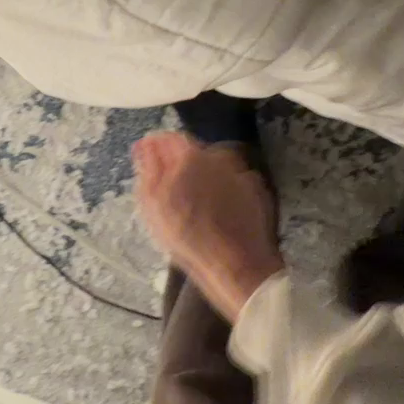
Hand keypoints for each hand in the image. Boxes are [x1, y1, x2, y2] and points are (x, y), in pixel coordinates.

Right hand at [134, 131, 283, 322]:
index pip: (169, 138)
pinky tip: (219, 211)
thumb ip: (148, 169)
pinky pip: (234, 184)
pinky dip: (225, 191)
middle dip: (179, 163)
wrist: (237, 265)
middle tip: (169, 186)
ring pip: (216, 167)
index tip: (145, 157)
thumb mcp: (154, 204)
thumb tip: (145, 147)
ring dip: (203, 176)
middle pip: (194, 152)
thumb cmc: (188, 235)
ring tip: (195, 202)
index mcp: (191, 155)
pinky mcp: (258, 192)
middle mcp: (220, 156)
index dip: (155, 147)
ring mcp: (242, 173)